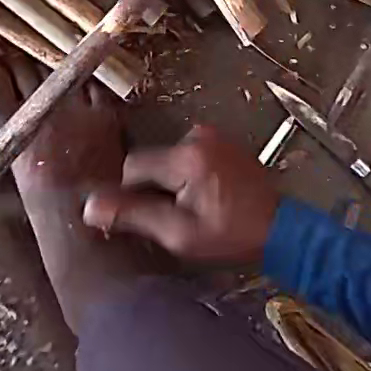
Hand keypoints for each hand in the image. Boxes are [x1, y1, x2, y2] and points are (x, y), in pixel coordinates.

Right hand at [81, 124, 279, 262]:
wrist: (282, 229)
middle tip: (179, 213)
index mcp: (185, 157)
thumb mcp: (179, 234)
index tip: (155, 214)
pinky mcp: (220, 137)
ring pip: (167, 156)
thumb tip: (89, 206)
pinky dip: (187, 170)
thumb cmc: (230, 236)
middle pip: (151, 160)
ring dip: (172, 179)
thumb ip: (133, 215)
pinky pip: (186, 152)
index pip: (133, 167)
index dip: (137, 194)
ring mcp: (210, 133)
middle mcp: (196, 135)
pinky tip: (207, 192)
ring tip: (198, 204)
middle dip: (156, 186)